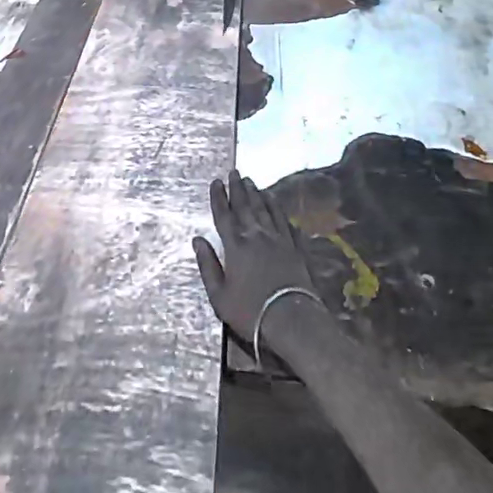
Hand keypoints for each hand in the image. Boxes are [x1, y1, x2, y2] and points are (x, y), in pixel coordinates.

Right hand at [193, 172, 326, 351]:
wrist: (292, 320)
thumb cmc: (250, 311)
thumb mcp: (219, 295)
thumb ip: (207, 265)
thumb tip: (197, 240)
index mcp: (235, 246)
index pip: (223, 215)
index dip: (218, 197)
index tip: (216, 181)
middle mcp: (256, 236)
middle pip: (245, 207)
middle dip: (238, 189)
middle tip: (235, 173)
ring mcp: (278, 240)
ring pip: (266, 210)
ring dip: (257, 195)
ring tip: (252, 182)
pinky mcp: (295, 248)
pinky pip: (285, 222)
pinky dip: (278, 210)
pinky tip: (276, 203)